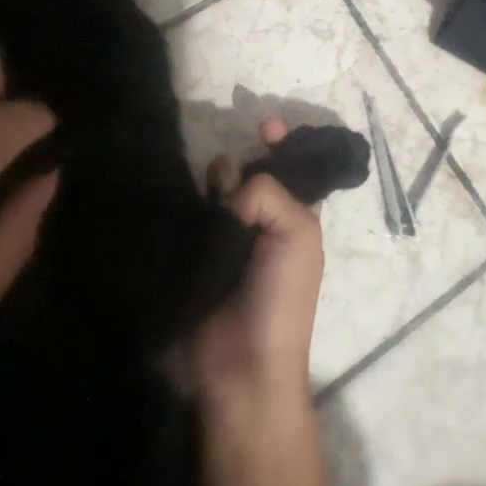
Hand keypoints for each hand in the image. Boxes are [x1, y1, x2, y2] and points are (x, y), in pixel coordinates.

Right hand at [192, 119, 329, 485]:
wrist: (243, 360)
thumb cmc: (282, 295)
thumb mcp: (297, 232)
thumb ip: (269, 192)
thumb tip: (227, 186)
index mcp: (296, 216)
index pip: (291, 169)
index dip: (283, 144)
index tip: (267, 125)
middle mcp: (263, 221)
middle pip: (250, 172)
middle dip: (244, 157)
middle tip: (233, 164)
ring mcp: (227, 236)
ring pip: (219, 188)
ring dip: (216, 176)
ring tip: (213, 184)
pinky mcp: (194, 250)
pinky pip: (192, 212)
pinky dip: (191, 197)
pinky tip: (188, 188)